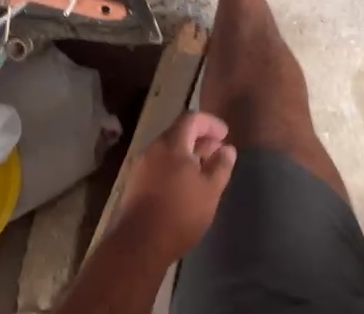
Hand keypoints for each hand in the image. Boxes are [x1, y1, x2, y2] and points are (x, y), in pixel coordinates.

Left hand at [109, 111, 236, 262]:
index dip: (210, 123)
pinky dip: (175, 166)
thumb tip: (228, 148)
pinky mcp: (136, 183)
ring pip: (169, 150)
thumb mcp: (210, 190)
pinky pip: (159, 165)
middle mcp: (154, 148)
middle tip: (218, 152)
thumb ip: (220, 166)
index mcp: (172, 144)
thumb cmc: (180, 213)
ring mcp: (142, 166)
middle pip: (178, 133)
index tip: (225, 134)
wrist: (139, 243)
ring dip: (188, 154)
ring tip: (204, 170)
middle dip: (200, 139)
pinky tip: (185, 186)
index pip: (191, 118)